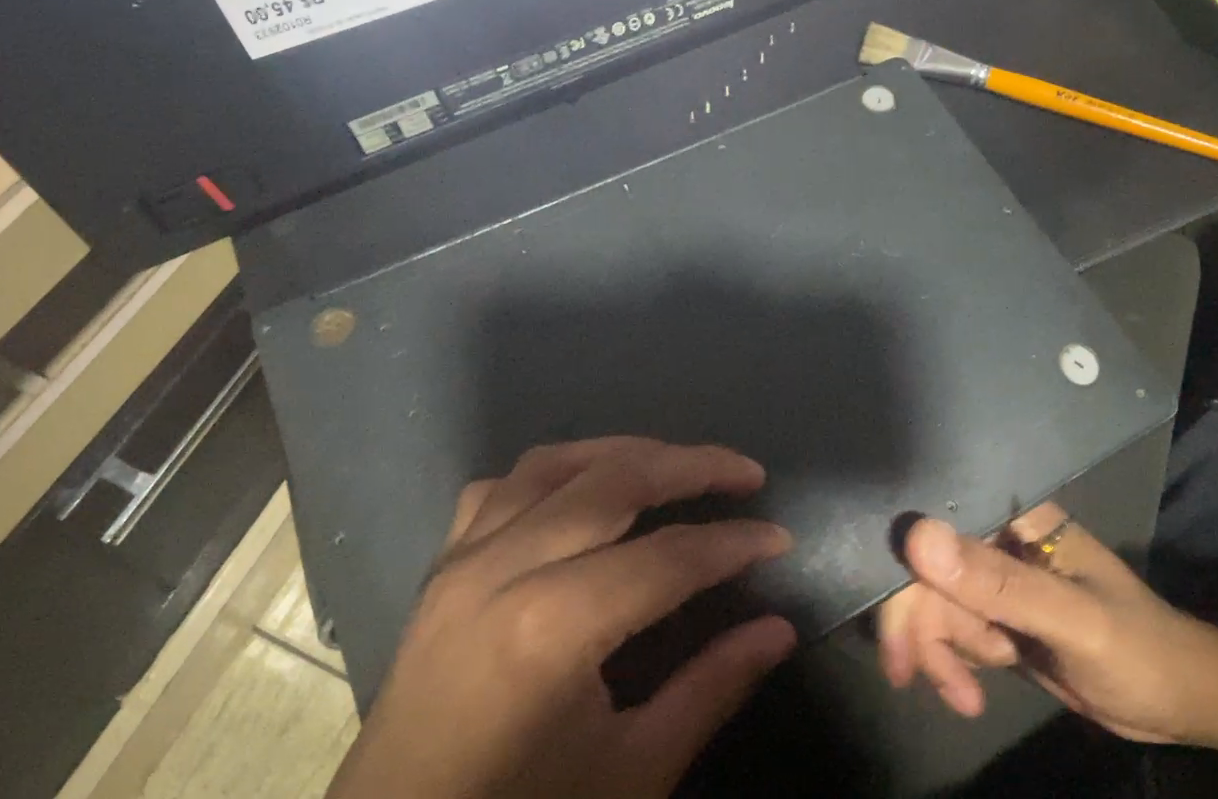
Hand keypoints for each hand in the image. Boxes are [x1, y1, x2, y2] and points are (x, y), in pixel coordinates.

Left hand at [328, 437, 797, 798]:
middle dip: (690, 466)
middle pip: (614, 481)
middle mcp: (502, 568)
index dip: (733, 542)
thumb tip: (777, 630)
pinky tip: (583, 489)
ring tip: (677, 463)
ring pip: (553, 464)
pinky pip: (499, 488)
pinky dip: (554, 472)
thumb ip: (709, 690)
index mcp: (553, 627)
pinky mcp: (438, 569)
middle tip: (746, 472)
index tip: (779, 538)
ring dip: (624, 451)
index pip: (668, 556)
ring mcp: (461, 560)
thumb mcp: (632, 773)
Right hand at [876, 503, 1217, 762]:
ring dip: (938, 652)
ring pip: (932, 603)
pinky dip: (949, 665)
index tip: (896, 619)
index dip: (908, 563)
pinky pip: (949, 631)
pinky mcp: (996, 616)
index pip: (940, 518)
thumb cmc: (1140, 650)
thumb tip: (917, 535)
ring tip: (967, 696)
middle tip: (910, 673)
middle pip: (926, 566)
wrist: (1181, 703)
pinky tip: (967, 697)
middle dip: (920, 623)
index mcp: (1018, 516)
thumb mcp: (1072, 620)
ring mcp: (996, 579)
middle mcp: (999, 538)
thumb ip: (1000, 583)